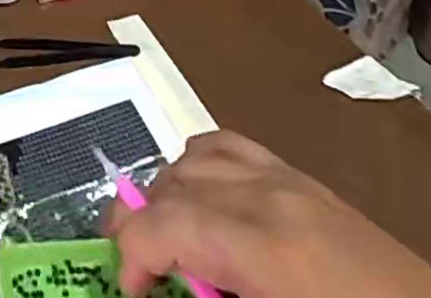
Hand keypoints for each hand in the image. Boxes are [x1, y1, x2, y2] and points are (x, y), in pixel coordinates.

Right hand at [103, 131, 430, 297]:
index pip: (166, 225)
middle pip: (170, 188)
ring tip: (172, 247)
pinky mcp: (300, 179)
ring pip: (190, 161)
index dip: (130, 256)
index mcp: (269, 249)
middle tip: (141, 278)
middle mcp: (268, 197)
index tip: (130, 292)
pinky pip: (226, 147)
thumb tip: (164, 291)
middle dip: (139, 229)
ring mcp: (286, 179)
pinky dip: (197, 168)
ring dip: (165, 200)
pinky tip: (204, 203)